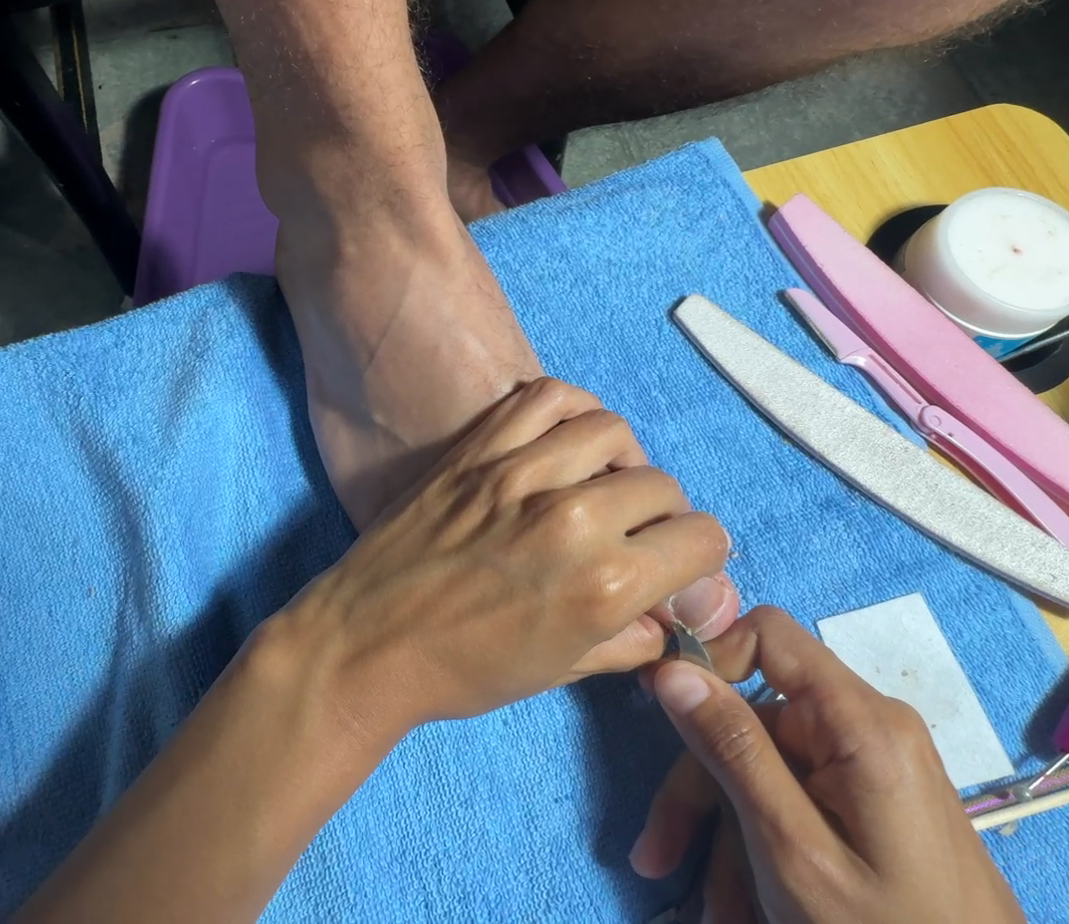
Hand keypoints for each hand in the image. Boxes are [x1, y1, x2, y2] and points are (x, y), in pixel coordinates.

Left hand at [269, 376, 733, 739]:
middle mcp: (572, 520)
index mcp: (602, 587)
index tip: (675, 566)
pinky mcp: (477, 448)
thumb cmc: (462, 671)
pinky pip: (546, 397)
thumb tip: (670, 618)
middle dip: (663, 516)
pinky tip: (565, 437)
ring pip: (612, 432)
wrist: (366, 643)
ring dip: (622, 459)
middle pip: (662, 486)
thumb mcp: (561, 670)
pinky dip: (572, 410)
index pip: (702, 540)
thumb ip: (631, 639)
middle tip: (633, 534)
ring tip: (600, 481)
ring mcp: (519, 474)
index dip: (700, 558)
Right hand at [632, 608, 1024, 923]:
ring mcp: (870, 764)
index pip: (767, 633)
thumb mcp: (793, 850)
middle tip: (657, 858)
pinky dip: (760, 845)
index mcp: (860, 721)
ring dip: (725, 835)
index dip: (709, 659)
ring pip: (763, 767)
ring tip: (716, 912)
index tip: (659, 711)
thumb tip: (672, 667)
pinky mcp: (871, 799)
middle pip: (751, 719)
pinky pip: (793, 797)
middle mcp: (868, 726)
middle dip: (700, 790)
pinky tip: (745, 907)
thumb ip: (733, 749)